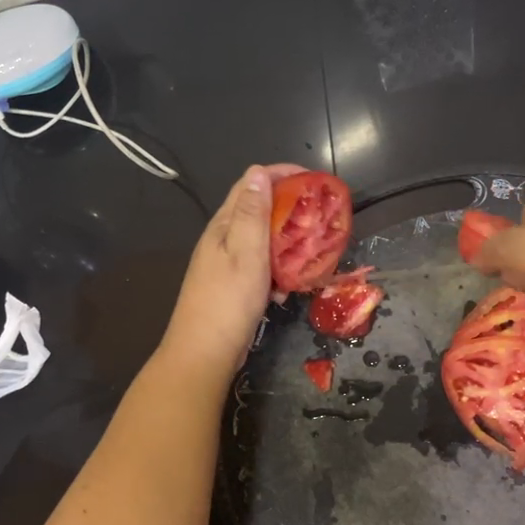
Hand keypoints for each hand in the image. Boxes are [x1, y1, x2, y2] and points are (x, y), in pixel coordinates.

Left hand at [159, 164, 304, 377]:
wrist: (203, 354)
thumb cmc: (228, 301)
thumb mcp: (245, 252)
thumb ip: (252, 213)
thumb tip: (258, 171)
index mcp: (224, 225)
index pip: (250, 183)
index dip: (281, 174)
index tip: (313, 181)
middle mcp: (222, 239)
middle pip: (258, 209)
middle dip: (289, 207)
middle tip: (320, 215)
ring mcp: (225, 263)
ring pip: (262, 240)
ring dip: (286, 242)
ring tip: (312, 250)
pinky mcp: (233, 286)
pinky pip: (260, 266)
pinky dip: (277, 270)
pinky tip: (288, 287)